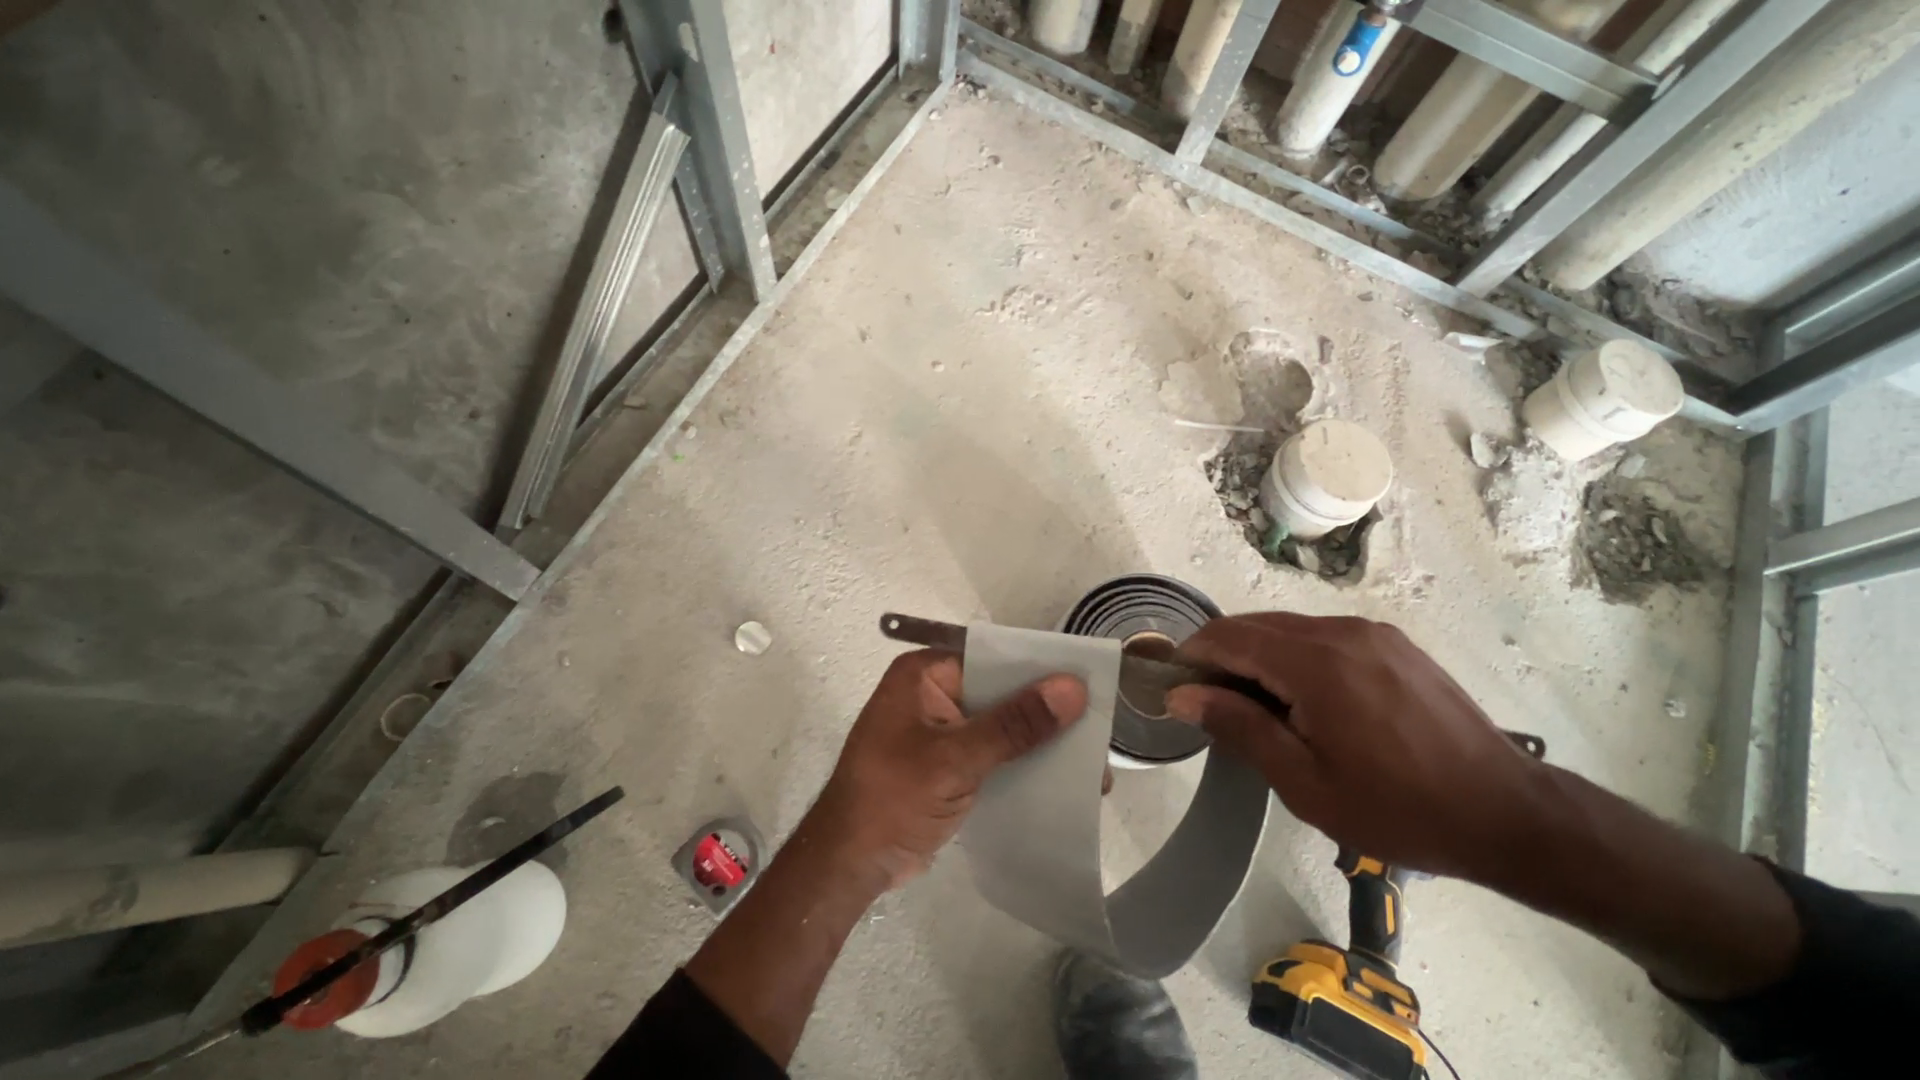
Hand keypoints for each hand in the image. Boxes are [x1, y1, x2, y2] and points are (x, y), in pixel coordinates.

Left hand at [799, 649, 1086, 891]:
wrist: (850, 864)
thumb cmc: (892, 799)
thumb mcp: (955, 760)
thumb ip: (1014, 724)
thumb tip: (1071, 688)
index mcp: (924, 675)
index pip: (992, 658)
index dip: (1038, 668)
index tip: (1088, 682)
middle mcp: (932, 694)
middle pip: (1000, 692)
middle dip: (1046, 712)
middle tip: (1100, 728)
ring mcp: (939, 731)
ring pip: (1000, 725)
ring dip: (1038, 743)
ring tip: (1091, 763)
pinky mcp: (947, 765)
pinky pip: (992, 753)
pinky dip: (1021, 764)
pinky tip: (1060, 782)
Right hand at [1166, 613, 1543, 879]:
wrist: (1507, 813)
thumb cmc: (1397, 809)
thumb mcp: (1304, 782)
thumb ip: (1240, 727)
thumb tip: (1182, 695)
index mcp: (1316, 662)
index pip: (1230, 636)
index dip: (1191, 655)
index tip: (1171, 687)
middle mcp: (1343, 631)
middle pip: (1258, 626)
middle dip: (1222, 656)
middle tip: (1208, 706)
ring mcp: (1375, 634)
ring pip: (1292, 629)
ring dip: (1260, 657)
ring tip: (1255, 710)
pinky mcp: (1396, 646)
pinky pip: (1326, 638)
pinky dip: (1297, 658)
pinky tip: (1304, 702)